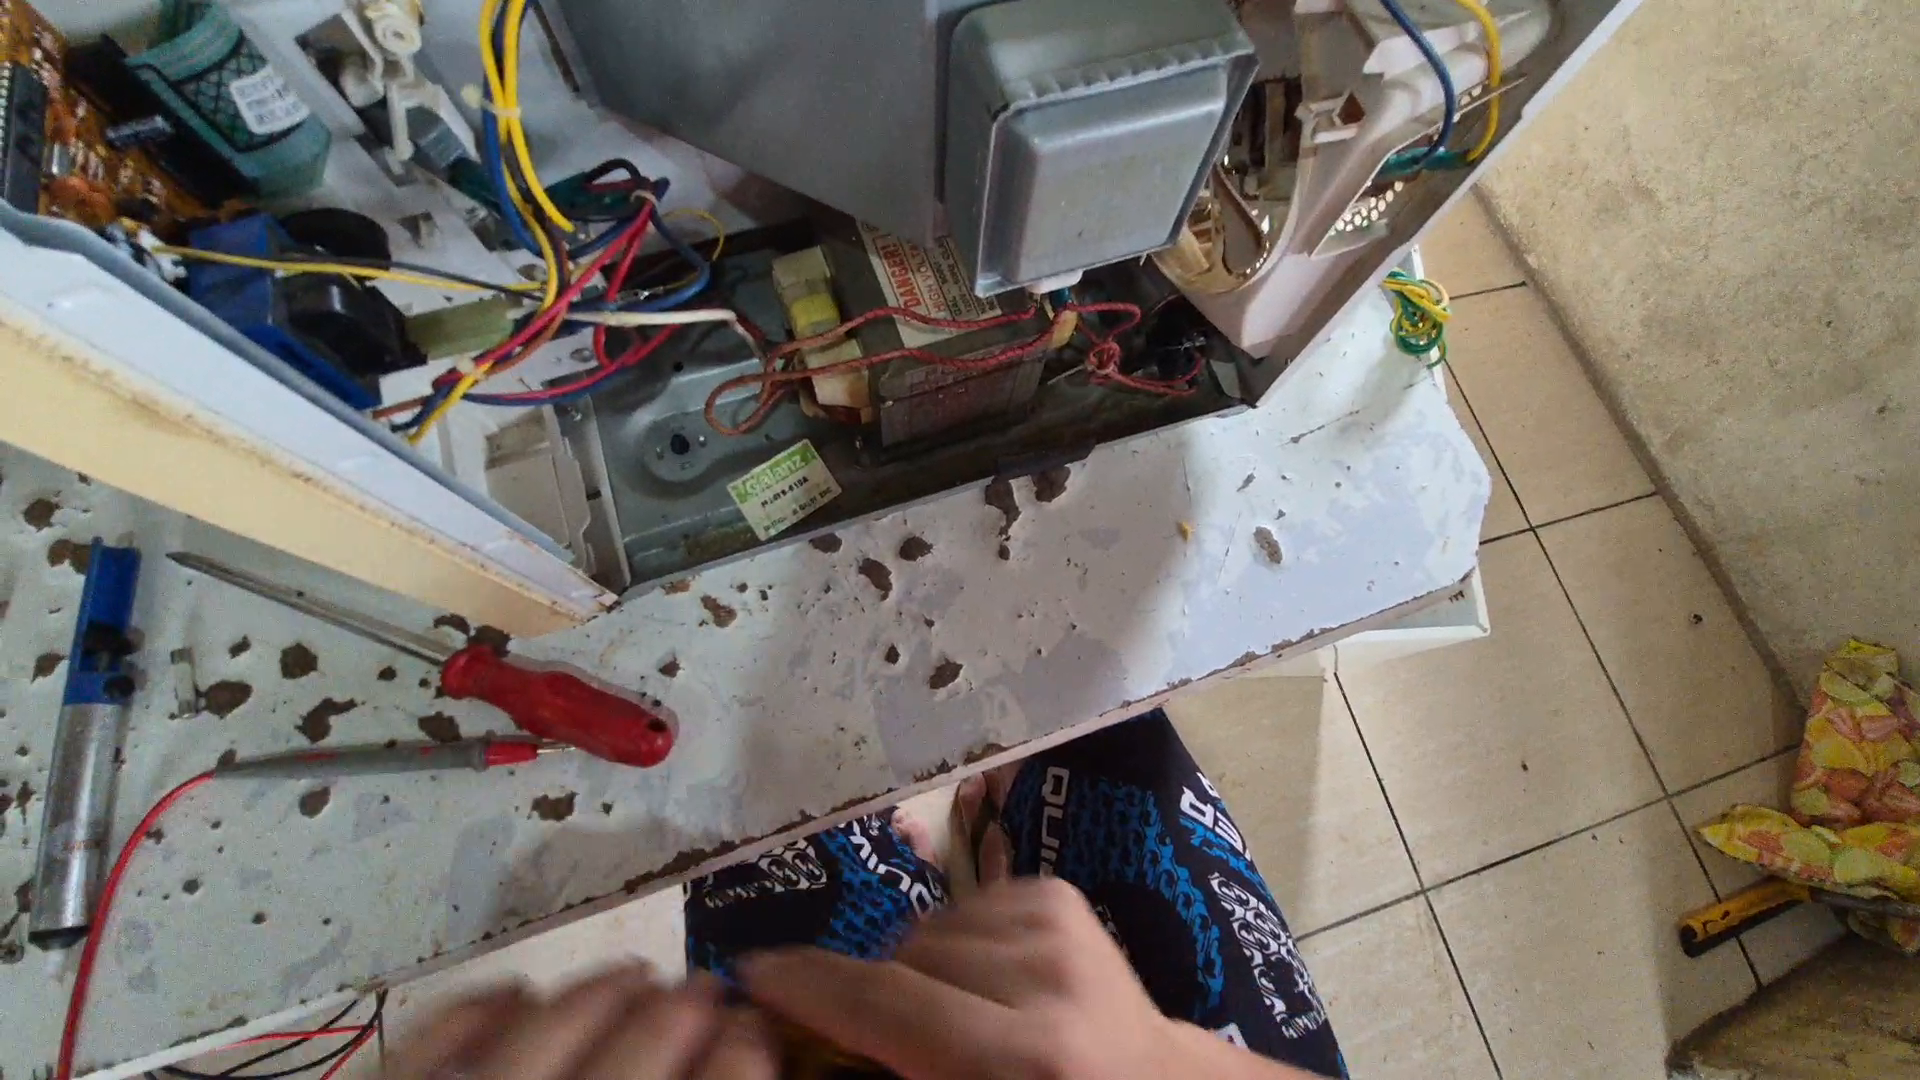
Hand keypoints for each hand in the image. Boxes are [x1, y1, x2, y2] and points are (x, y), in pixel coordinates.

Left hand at [388, 965, 776, 1079]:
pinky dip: (482, 1007)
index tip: (754, 1031)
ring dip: (603, 987)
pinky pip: (442, 1039)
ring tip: (633, 976)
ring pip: (549, 1025)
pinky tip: (520, 998)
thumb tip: (738, 1073)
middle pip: (646, 1042)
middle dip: (690, 1004)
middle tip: (704, 992)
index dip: (745, 1049)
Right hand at [742, 877, 1312, 1079]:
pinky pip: (965, 904)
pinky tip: (980, 975)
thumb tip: (809, 1037)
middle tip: (865, 1026)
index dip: (810, 988)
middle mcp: (1041, 980)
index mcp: (1021, 1062)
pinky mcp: (1061, 892)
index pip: (887, 1007)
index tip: (754, 973)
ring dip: (915, 965)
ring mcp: (1056, 922)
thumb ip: (888, 1064)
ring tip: (941, 1009)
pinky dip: (953, 939)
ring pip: (930, 927)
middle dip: (865, 988)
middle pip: (902, 959)